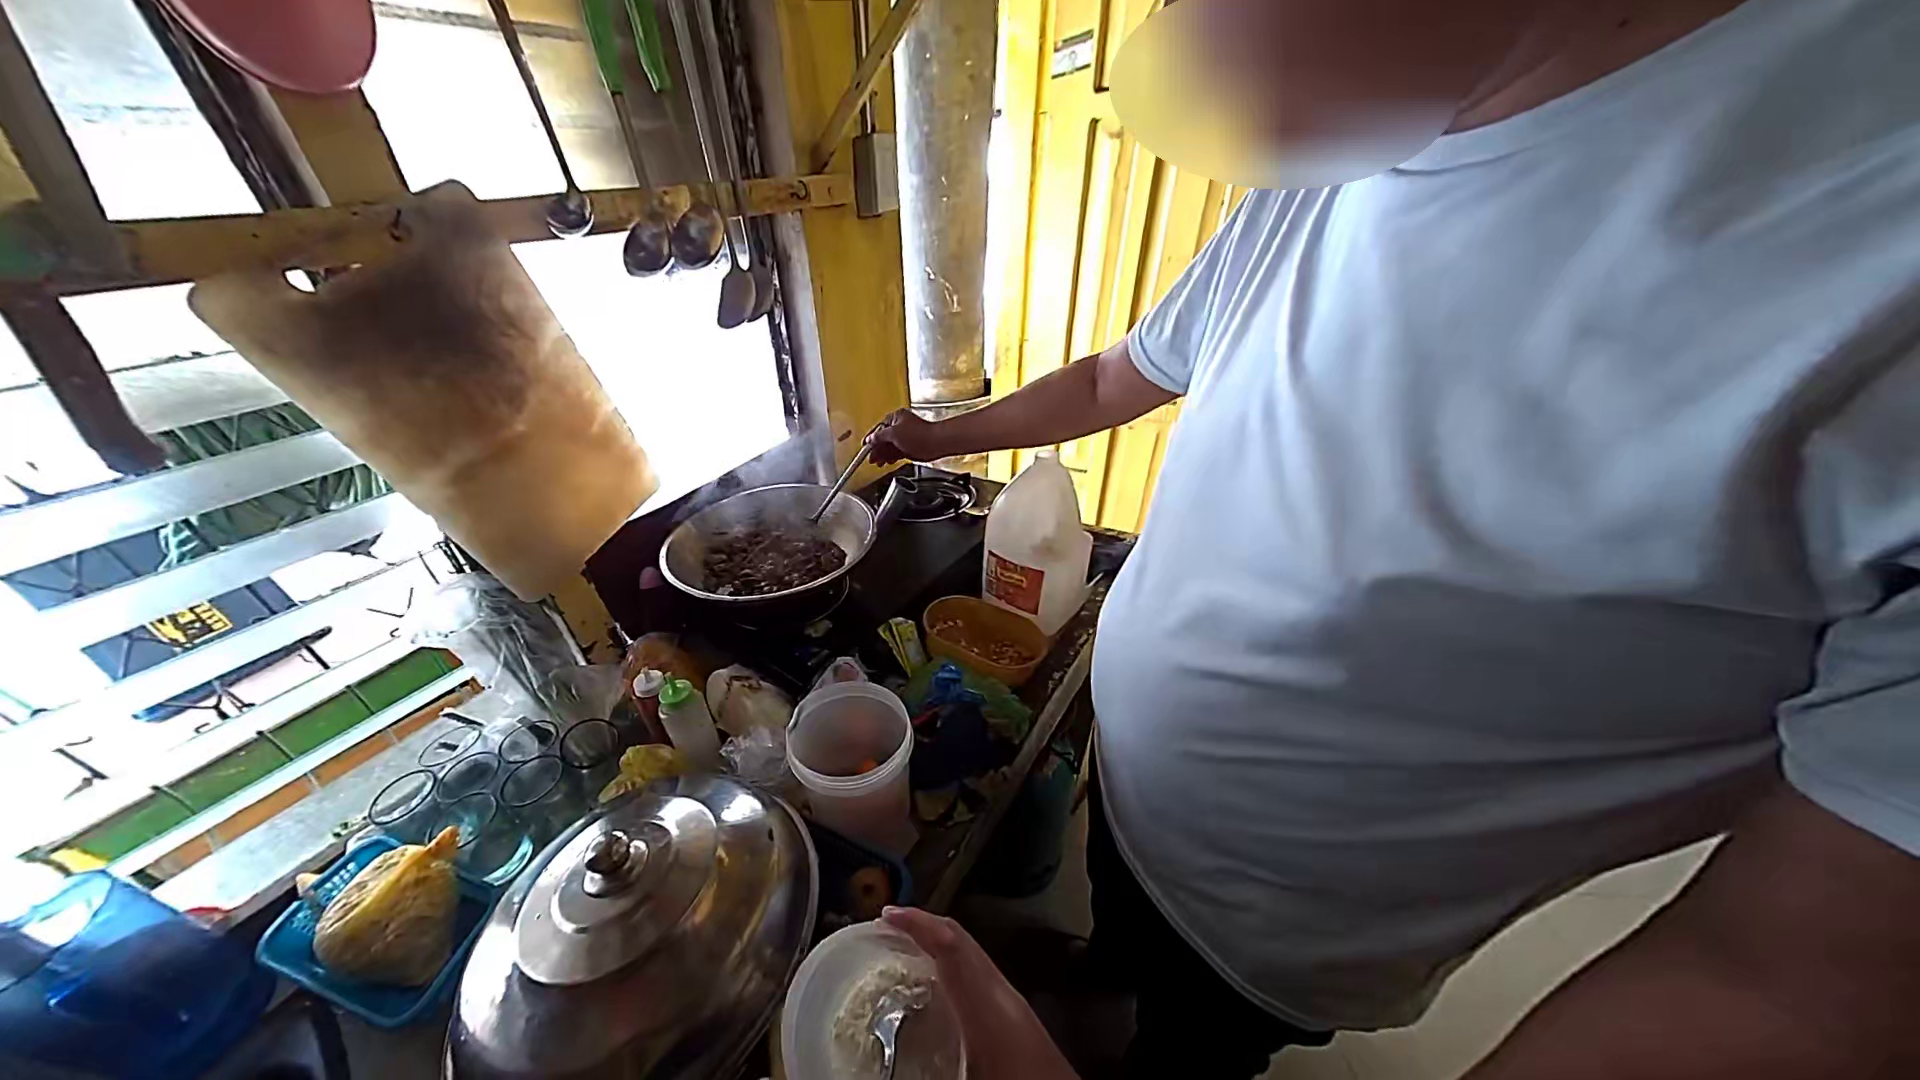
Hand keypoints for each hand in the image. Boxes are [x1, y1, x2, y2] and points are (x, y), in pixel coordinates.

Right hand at [867, 409, 949, 465]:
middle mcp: (900, 426)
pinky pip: (897, 452)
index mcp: (895, 418)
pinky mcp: (910, 447)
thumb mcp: (893, 433)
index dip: (871, 439)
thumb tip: (870, 439)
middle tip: (871, 458)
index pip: (878, 429)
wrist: (935, 443)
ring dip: (883, 454)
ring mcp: (906, 437)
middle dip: (877, 449)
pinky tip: (888, 461)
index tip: (864, 447)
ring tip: (878, 462)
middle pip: (884, 439)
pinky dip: (892, 457)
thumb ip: (879, 436)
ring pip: (890, 447)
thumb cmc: (919, 434)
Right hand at [882, 907, 1082, 1079]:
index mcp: (988, 1006)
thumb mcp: (967, 1076)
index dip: (918, 924)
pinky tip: (937, 986)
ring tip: (905, 948)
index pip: (951, 946)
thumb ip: (923, 1070)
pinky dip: (952, 962)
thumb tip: (885, 1068)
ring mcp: (1011, 1001)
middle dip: (924, 925)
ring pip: (970, 953)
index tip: (889, 915)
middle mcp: (1001, 993)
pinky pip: (977, 971)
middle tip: (889, 927)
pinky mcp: (1015, 1015)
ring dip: (938, 941)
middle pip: (961, 939)